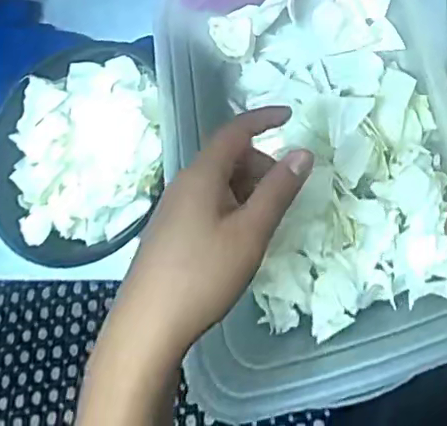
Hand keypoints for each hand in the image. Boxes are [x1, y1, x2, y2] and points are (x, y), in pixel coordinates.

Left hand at [108, 106, 314, 354]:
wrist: (144, 330)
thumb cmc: (202, 275)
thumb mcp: (250, 232)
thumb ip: (278, 190)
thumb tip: (302, 152)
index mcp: (202, 173)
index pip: (236, 130)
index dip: (263, 119)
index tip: (289, 115)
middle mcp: (184, 182)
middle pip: (229, 156)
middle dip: (261, 165)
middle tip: (284, 194)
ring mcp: (173, 207)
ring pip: (219, 181)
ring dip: (247, 189)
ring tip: (264, 223)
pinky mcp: (169, 231)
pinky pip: (207, 201)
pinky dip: (232, 206)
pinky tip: (239, 240)